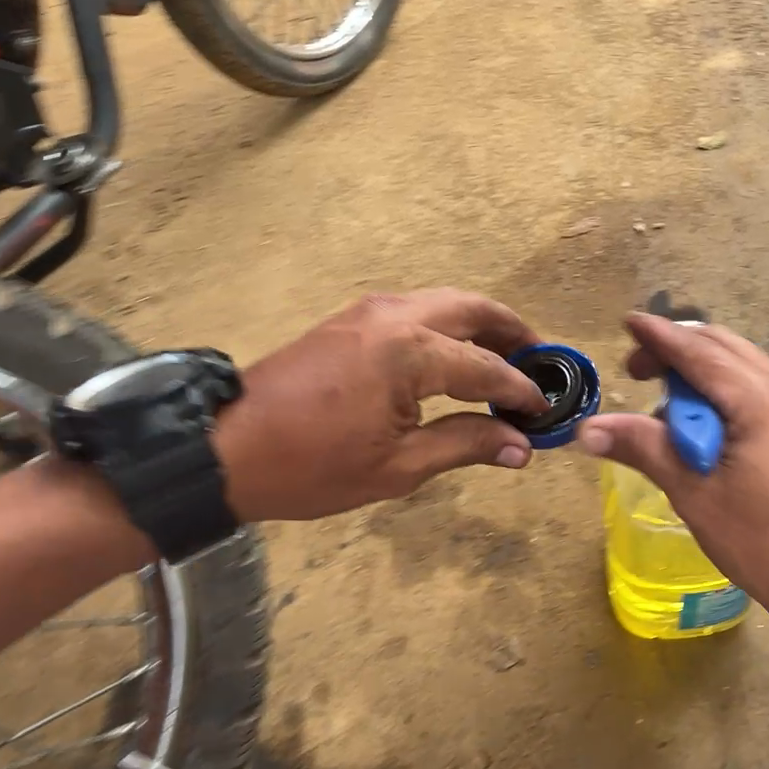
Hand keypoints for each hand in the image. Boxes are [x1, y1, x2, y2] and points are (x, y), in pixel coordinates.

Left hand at [210, 290, 549, 521]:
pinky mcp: (354, 318)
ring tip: (503, 357)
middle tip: (538, 361)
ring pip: (447, 302)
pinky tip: (454, 355)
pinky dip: (449, 324)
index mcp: (411, 353)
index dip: (520, 390)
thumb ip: (466, 445)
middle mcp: (398, 316)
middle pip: (475, 309)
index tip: (543, 410)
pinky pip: (419, 308)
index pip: (486, 368)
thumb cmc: (312, 466)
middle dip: (513, 331)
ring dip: (481, 324)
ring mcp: (372, 311)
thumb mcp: (397, 467)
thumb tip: (521, 447)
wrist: (224, 448)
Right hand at [576, 314, 768, 614]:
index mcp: (760, 398)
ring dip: (700, 370)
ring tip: (664, 400)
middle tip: (635, 372)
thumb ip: (644, 447)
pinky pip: (756, 384)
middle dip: (677, 350)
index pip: (699, 352)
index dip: (660, 336)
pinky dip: (723, 387)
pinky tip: (704, 420)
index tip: (627, 322)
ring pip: (740, 363)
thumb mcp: (694, 492)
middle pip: (722, 347)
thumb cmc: (761, 541)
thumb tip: (587, 429)